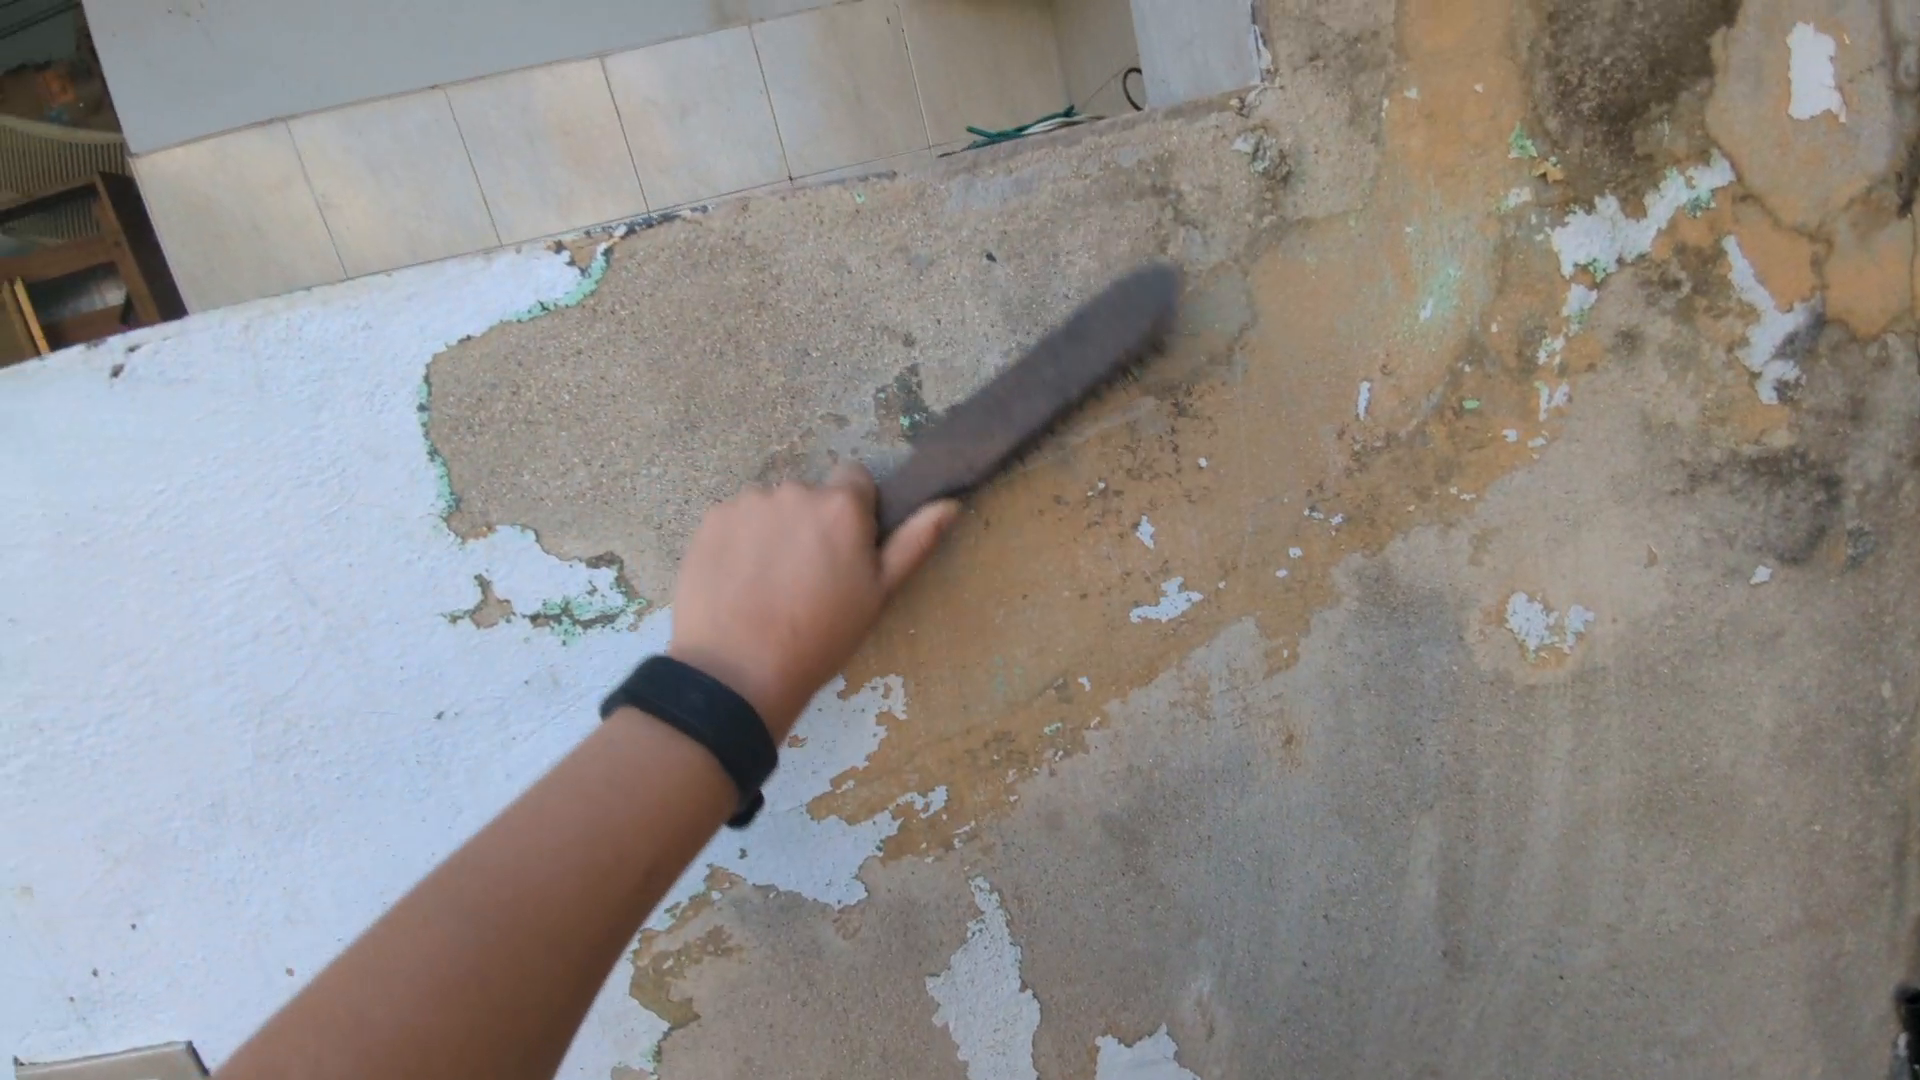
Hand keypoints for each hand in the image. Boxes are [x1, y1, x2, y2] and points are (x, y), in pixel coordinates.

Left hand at [666, 463, 958, 739]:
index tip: (845, 549)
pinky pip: (736, 519)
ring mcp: (749, 502)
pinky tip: (739, 581)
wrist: (738, 670)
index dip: (853, 512)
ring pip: (771, 507)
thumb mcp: (879, 594)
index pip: (855, 478)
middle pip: (811, 495)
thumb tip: (950, 503)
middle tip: (807, 576)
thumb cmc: (821, 636)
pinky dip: (740, 540)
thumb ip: (915, 541)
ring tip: (769, 582)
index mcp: (842, 507)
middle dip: (812, 522)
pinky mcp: (711, 519)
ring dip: (775, 530)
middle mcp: (795, 491)